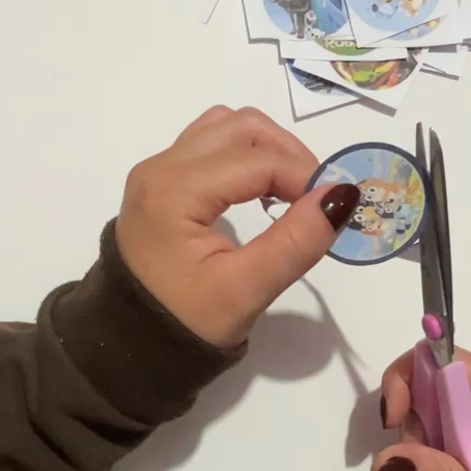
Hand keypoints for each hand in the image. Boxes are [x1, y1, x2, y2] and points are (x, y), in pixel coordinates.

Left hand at [116, 106, 360, 346]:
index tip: (338, 208)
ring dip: (267, 150)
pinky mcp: (162, 181)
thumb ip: (295, 242)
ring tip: (292, 193)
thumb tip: (342, 195)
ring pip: (225, 128)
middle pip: (241, 127)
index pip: (258, 159)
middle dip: (288, 154)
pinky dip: (244, 156)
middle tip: (317, 197)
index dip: (306, 176)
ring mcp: (157, 171)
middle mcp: (161, 167)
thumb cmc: (184, 322)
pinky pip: (210, 145)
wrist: (128, 343)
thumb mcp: (245, 291)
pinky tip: (261, 192)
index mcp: (174, 190)